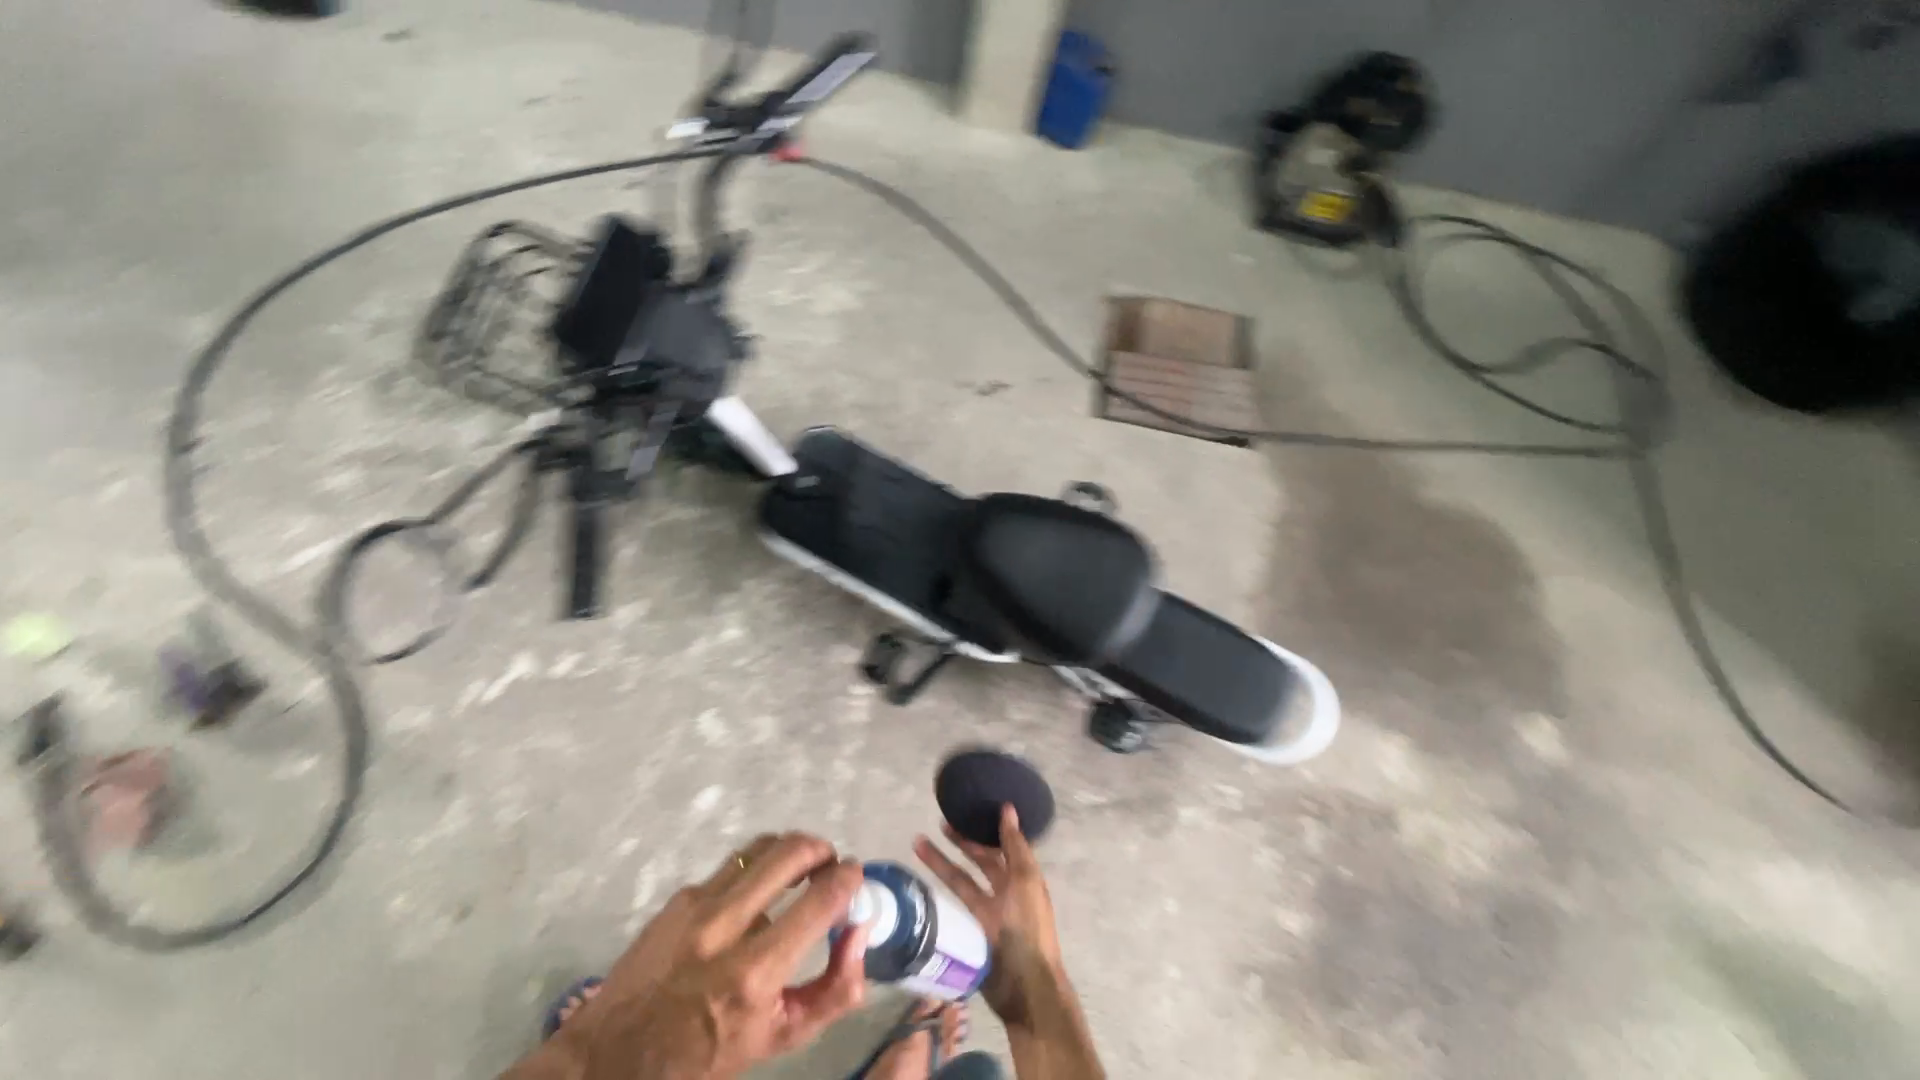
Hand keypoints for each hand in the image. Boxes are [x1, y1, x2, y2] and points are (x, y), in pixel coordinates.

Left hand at [543, 832, 868, 1079]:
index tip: (856, 876)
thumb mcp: (782, 1039)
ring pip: (759, 848)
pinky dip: (755, 873)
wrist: (614, 1056)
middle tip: (831, 864)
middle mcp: (725, 928)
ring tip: (800, 868)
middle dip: (822, 850)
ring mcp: (695, 906)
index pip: (819, 901)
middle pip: (789, 853)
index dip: (848, 879)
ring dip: (790, 850)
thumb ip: (834, 989)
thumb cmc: (705, 1055)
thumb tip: (858, 932)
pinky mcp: (677, 898)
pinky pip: (730, 869)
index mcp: (755, 973)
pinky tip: (753, 899)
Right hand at [914, 805, 1063, 1030]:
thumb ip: (1015, 846)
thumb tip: (1008, 808)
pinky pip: (952, 907)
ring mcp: (986, 914)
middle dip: (961, 842)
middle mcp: (1005, 893)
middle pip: (980, 861)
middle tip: (939, 823)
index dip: (988, 827)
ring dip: (940, 863)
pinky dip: (937, 894)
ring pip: (961, 881)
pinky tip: (920, 882)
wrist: (1023, 986)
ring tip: (917, 843)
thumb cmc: (1029, 928)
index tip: (970, 809)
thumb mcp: (1025, 881)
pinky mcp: (969, 932)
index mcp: (1022, 878)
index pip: (1003, 845)